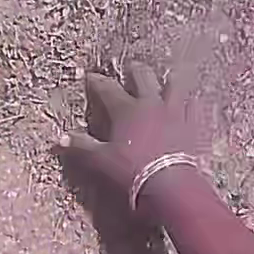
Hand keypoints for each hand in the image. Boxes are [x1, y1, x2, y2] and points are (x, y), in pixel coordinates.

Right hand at [60, 61, 198, 213]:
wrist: (170, 184)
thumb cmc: (132, 171)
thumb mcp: (102, 160)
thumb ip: (82, 147)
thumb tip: (59, 139)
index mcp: (126, 109)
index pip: (107, 88)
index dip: (97, 81)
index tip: (90, 76)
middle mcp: (150, 103)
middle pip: (142, 76)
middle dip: (134, 70)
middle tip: (131, 69)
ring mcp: (174, 111)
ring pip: (174, 85)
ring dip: (168, 80)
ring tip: (166, 79)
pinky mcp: (192, 124)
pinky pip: (194, 106)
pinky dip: (191, 102)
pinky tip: (191, 102)